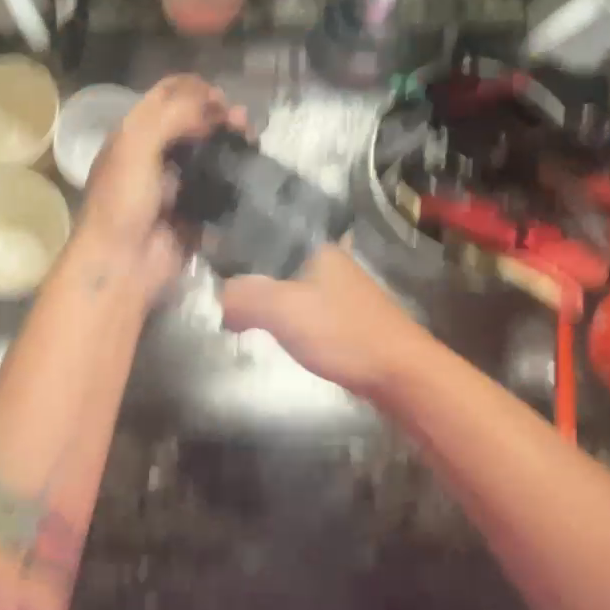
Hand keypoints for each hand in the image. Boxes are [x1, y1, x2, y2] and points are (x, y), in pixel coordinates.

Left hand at [72, 75, 242, 307]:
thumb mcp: (137, 146)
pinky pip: (218, 186)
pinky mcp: (193, 210)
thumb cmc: (123, 201)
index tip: (221, 96)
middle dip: (217, 114)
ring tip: (251, 141)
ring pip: (208, 152)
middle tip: (241, 121)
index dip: (193, 89)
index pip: (166, 96)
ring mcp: (175, 183)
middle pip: (191, 121)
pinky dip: (234, 175)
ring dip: (229, 142)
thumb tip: (213, 105)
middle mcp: (153, 153)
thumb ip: (173, 116)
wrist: (123, 265)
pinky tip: (250, 170)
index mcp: (133, 133)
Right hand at [219, 244, 435, 396]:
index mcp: (316, 246)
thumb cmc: (343, 333)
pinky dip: (283, 319)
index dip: (235, 246)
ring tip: (235, 314)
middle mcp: (329, 261)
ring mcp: (339, 291)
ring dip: (264, 300)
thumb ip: (243, 297)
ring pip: (288, 287)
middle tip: (215, 293)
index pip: (265, 233)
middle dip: (247, 277)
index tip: (207, 260)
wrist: (402, 375)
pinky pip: (302, 310)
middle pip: (275, 261)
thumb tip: (218, 300)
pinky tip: (270, 333)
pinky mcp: (344, 319)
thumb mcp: (283, 310)